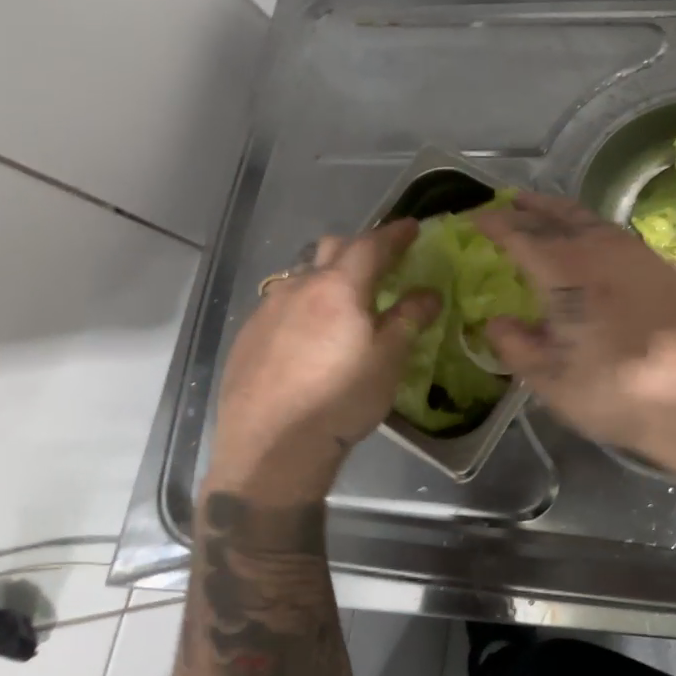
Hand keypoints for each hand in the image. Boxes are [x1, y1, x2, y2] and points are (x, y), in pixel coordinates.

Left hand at [208, 219, 439, 502]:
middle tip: (380, 261)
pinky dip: (304, 305)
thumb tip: (429, 292)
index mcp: (339, 288)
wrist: (270, 449)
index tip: (412, 227)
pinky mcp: (247, 337)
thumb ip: (408, 319)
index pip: (372, 245)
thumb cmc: (340, 400)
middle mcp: (300, 287)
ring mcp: (267, 310)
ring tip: (343, 300)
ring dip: (327, 277)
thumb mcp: (388, 361)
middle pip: (331, 249)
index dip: (395, 234)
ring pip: (302, 276)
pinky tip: (309, 334)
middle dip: (358, 247)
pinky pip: (281, 304)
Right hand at [477, 192, 675, 485]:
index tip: (475, 219)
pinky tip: (591, 241)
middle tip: (507, 203)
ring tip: (545, 214)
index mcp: (567, 270)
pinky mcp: (663, 266)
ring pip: (592, 220)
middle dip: (530, 208)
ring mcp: (638, 253)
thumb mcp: (553, 382)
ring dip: (564, 214)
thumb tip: (495, 321)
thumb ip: (517, 346)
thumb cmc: (620, 393)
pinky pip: (616, 234)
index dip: (496, 226)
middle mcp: (602, 248)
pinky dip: (593, 229)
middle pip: (559, 217)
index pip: (522, 236)